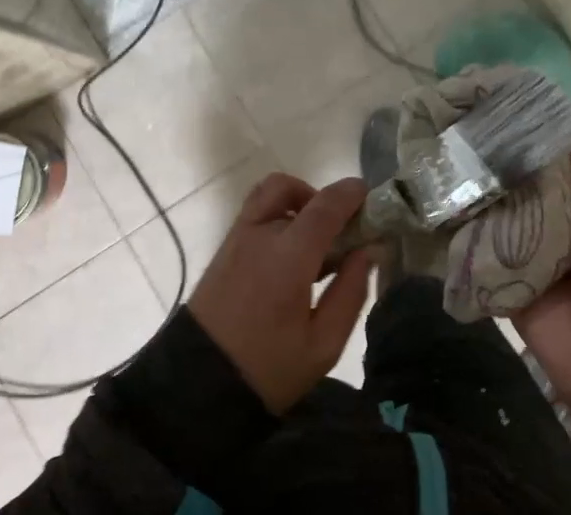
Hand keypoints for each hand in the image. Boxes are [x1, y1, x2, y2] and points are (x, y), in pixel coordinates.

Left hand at [187, 174, 374, 413]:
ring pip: (268, 194)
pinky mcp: (223, 250)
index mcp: (288, 257)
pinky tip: (291, 255)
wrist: (199, 383)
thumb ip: (350, 292)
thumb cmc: (268, 369)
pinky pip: (255, 213)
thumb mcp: (323, 345)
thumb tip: (368, 251)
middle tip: (341, 228)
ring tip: (315, 240)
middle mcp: (259, 235)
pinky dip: (277, 215)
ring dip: (296, 201)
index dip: (349, 194)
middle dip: (322, 198)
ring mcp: (236, 239)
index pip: (324, 206)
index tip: (370, 197)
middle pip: (290, 188)